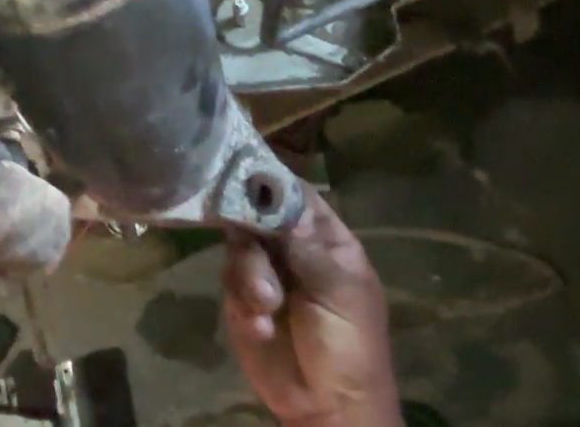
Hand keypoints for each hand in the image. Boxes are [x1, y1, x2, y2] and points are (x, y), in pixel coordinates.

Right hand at [224, 184, 402, 426]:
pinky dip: (244, 304)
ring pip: (238, 246)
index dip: (271, 182)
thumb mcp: (337, 290)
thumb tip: (279, 194)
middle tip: (257, 257)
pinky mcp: (242, 299)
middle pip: (257, 213)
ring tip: (267, 306)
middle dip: (253, 235)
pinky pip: (229, 282)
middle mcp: (291, 246)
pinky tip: (261, 326)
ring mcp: (264, 271)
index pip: (294, 194)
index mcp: (324, 238)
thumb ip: (306, 243)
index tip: (245, 176)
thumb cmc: (350, 346)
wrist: (329, 409)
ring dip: (250, 276)